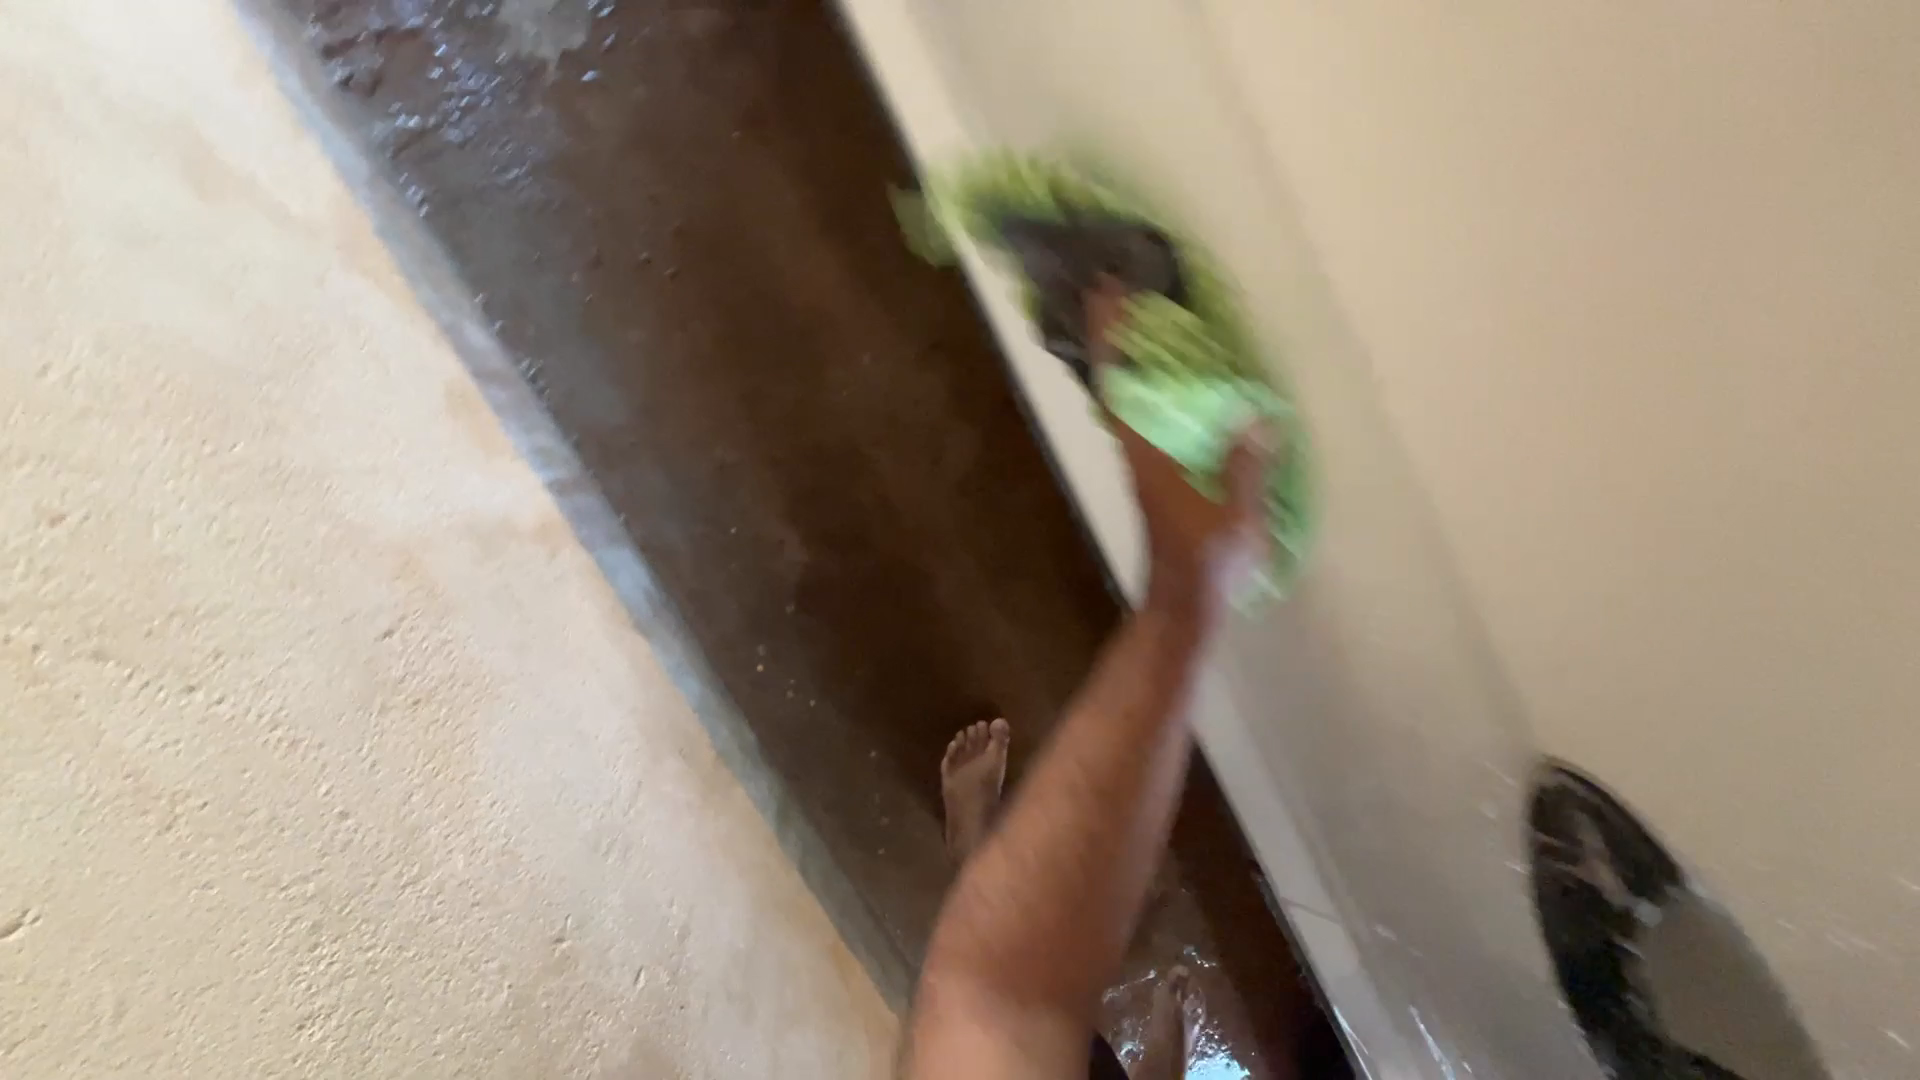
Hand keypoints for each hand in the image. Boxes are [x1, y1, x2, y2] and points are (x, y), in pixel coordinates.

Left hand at [1085, 281, 1273, 620]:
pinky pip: (1145, 417)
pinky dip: (1150, 387)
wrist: (1180, 606)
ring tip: (1145, 318)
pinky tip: (1173, 378)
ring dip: (1129, 358)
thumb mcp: (1234, 521)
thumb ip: (1245, 470)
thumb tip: (1257, 419)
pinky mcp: (1154, 476)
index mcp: (1148, 458)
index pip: (1120, 386)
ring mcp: (1142, 464)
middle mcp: (1136, 454)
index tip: (1106, 293)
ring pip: (1127, 400)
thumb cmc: (1205, 566)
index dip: (1111, 338)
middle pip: (1116, 383)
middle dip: (1115, 336)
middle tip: (1121, 289)